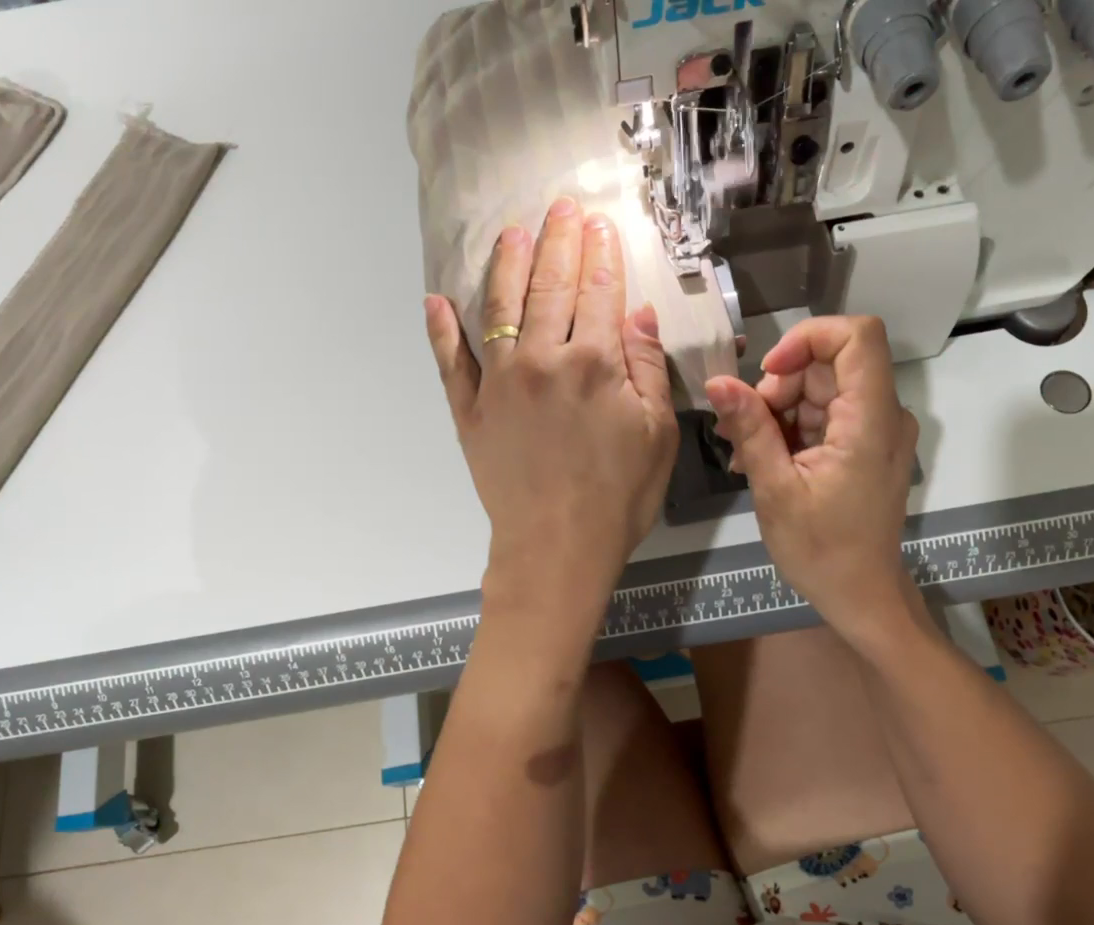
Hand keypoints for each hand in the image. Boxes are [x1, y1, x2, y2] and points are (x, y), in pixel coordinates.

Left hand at [424, 198, 678, 598]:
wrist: (557, 547)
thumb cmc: (618, 496)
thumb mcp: (658, 434)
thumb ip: (648, 368)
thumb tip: (638, 313)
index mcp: (593, 362)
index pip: (598, 291)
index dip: (600, 253)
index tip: (599, 224)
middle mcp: (542, 359)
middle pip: (549, 286)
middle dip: (557, 241)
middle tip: (559, 208)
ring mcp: (498, 382)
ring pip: (500, 308)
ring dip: (507, 264)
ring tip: (512, 232)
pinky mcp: (469, 409)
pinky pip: (450, 360)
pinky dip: (441, 329)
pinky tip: (436, 301)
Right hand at [704, 316, 920, 645]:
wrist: (861, 595)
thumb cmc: (821, 550)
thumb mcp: (775, 489)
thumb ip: (750, 428)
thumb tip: (717, 382)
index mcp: (870, 420)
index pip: (856, 336)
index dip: (807, 339)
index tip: (768, 374)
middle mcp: (884, 415)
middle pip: (830, 364)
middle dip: (779, 386)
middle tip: (740, 429)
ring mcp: (878, 431)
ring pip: (823, 388)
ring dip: (778, 409)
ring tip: (742, 450)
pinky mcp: (867, 446)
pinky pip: (827, 415)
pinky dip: (792, 427)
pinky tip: (761, 457)